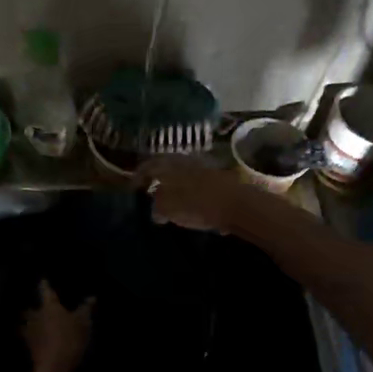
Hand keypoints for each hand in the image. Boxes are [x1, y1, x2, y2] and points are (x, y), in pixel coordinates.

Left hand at [22, 281, 93, 371]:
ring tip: (35, 325)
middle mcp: (35, 316)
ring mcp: (30, 333)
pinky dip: (32, 338)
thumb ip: (86, 309)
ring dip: (29, 323)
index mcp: (49, 307)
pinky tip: (37, 341)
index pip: (47, 292)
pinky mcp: (29, 348)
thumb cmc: (70, 338)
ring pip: (27, 324)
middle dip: (34, 309)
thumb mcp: (84, 322)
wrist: (55, 366)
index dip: (45, 286)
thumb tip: (92, 298)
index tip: (42, 281)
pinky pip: (29, 338)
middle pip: (31, 309)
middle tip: (38, 309)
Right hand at [135, 156, 258, 233]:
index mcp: (171, 165)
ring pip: (184, 175)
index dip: (139, 176)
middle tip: (151, 193)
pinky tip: (192, 206)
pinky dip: (191, 193)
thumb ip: (157, 207)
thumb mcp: (169, 208)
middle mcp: (187, 162)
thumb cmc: (198, 205)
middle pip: (168, 167)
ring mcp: (206, 169)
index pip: (149, 165)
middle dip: (158, 180)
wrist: (239, 204)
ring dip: (176, 187)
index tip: (133, 187)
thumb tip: (156, 210)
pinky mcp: (220, 180)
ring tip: (171, 203)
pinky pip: (199, 184)